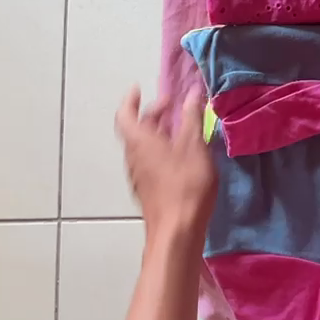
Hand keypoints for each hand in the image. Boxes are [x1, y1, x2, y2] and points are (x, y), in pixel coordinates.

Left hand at [114, 86, 215, 245]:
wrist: (177, 231)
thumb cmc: (185, 183)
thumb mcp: (194, 145)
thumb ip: (192, 117)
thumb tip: (192, 93)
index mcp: (139, 141)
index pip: (125, 114)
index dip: (131, 100)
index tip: (139, 88)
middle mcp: (133, 156)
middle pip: (136, 129)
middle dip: (153, 114)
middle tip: (172, 105)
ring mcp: (139, 176)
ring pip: (144, 146)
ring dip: (159, 132)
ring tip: (181, 128)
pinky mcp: (149, 190)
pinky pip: (151, 161)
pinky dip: (162, 149)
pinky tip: (183, 155)